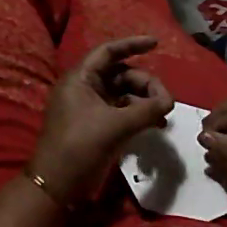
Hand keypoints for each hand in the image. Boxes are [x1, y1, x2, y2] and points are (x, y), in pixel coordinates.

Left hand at [28, 37, 174, 205]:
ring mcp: (89, 108)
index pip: (107, 52)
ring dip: (144, 101)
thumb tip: (169, 102)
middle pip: (120, 74)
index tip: (156, 43)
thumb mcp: (116, 125)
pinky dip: (138, 115)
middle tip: (164, 102)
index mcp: (80, 79)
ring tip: (163, 115)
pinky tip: (156, 125)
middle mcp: (83, 88)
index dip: (131, 44)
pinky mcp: (95, 126)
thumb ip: (146, 110)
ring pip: (123, 94)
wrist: (57, 183)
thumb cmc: (79, 146)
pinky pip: (121, 112)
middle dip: (144, 83)